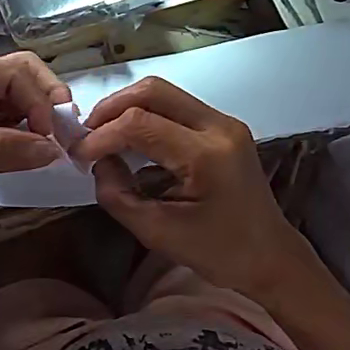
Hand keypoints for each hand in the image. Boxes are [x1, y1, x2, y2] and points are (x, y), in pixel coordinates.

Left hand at [0, 53, 72, 236]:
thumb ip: (0, 148)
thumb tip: (53, 149)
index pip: (12, 71)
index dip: (41, 96)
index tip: (54, 133)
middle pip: (21, 81)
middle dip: (47, 104)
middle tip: (66, 138)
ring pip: (20, 104)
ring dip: (42, 122)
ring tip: (61, 149)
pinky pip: (12, 127)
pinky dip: (30, 139)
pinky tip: (42, 155)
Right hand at [71, 77, 308, 298]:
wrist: (271, 257)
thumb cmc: (218, 252)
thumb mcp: (156, 232)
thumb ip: (117, 194)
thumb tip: (98, 161)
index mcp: (206, 155)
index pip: (139, 124)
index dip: (101, 135)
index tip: (78, 155)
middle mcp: (218, 127)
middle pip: (152, 91)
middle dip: (111, 108)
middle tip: (87, 135)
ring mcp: (223, 122)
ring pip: (162, 92)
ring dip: (126, 108)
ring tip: (104, 136)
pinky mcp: (221, 126)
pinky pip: (174, 105)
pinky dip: (144, 115)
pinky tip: (130, 139)